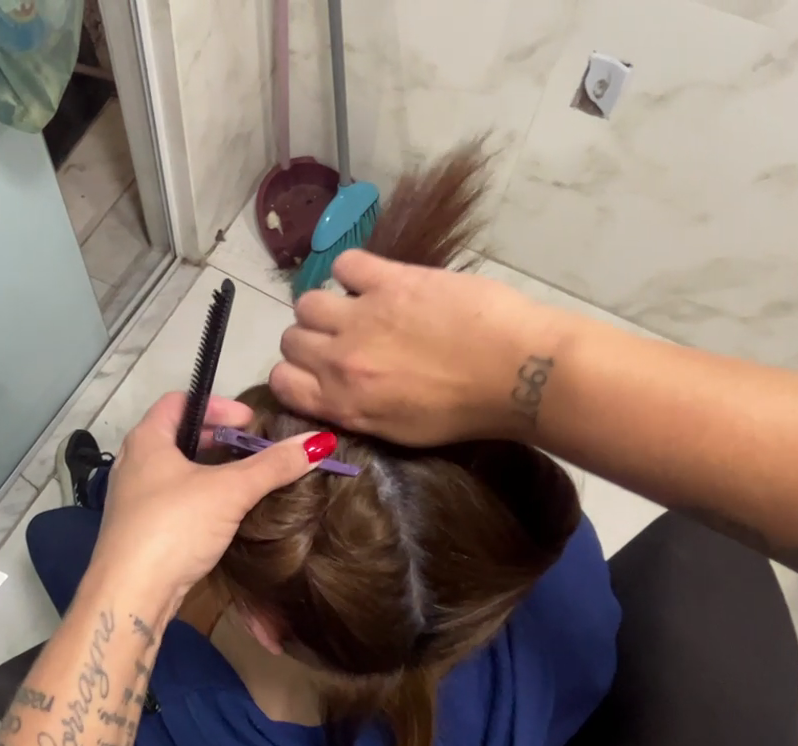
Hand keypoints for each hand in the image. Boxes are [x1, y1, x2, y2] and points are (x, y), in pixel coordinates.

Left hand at [87, 392, 328, 604]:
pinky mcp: (137, 529)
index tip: (250, 421)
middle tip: (250, 448)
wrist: (131, 593)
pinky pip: (171, 499)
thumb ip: (273, 466)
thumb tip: (320, 442)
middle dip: (217, 438)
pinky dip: (197, 496)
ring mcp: (131, 498)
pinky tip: (221, 514)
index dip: (218, 405)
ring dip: (208, 469)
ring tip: (242, 479)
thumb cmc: (174, 527)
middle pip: (177, 435)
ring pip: (174, 470)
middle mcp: (132, 462)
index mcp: (146, 439)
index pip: (180, 401)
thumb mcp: (230, 491)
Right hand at [271, 249, 582, 445]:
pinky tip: (375, 281)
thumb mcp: (397, 431)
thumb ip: (354, 410)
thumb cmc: (464, 412)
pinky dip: (354, 271)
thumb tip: (332, 389)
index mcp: (342, 404)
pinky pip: (346, 264)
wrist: (517, 373)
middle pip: (291, 339)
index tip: (314, 369)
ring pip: (308, 302)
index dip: (293, 372)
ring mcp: (361, 317)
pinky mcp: (390, 280)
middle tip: (341, 339)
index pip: (281, 381)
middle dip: (310, 339)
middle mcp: (340, 362)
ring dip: (326, 305)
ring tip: (356, 308)